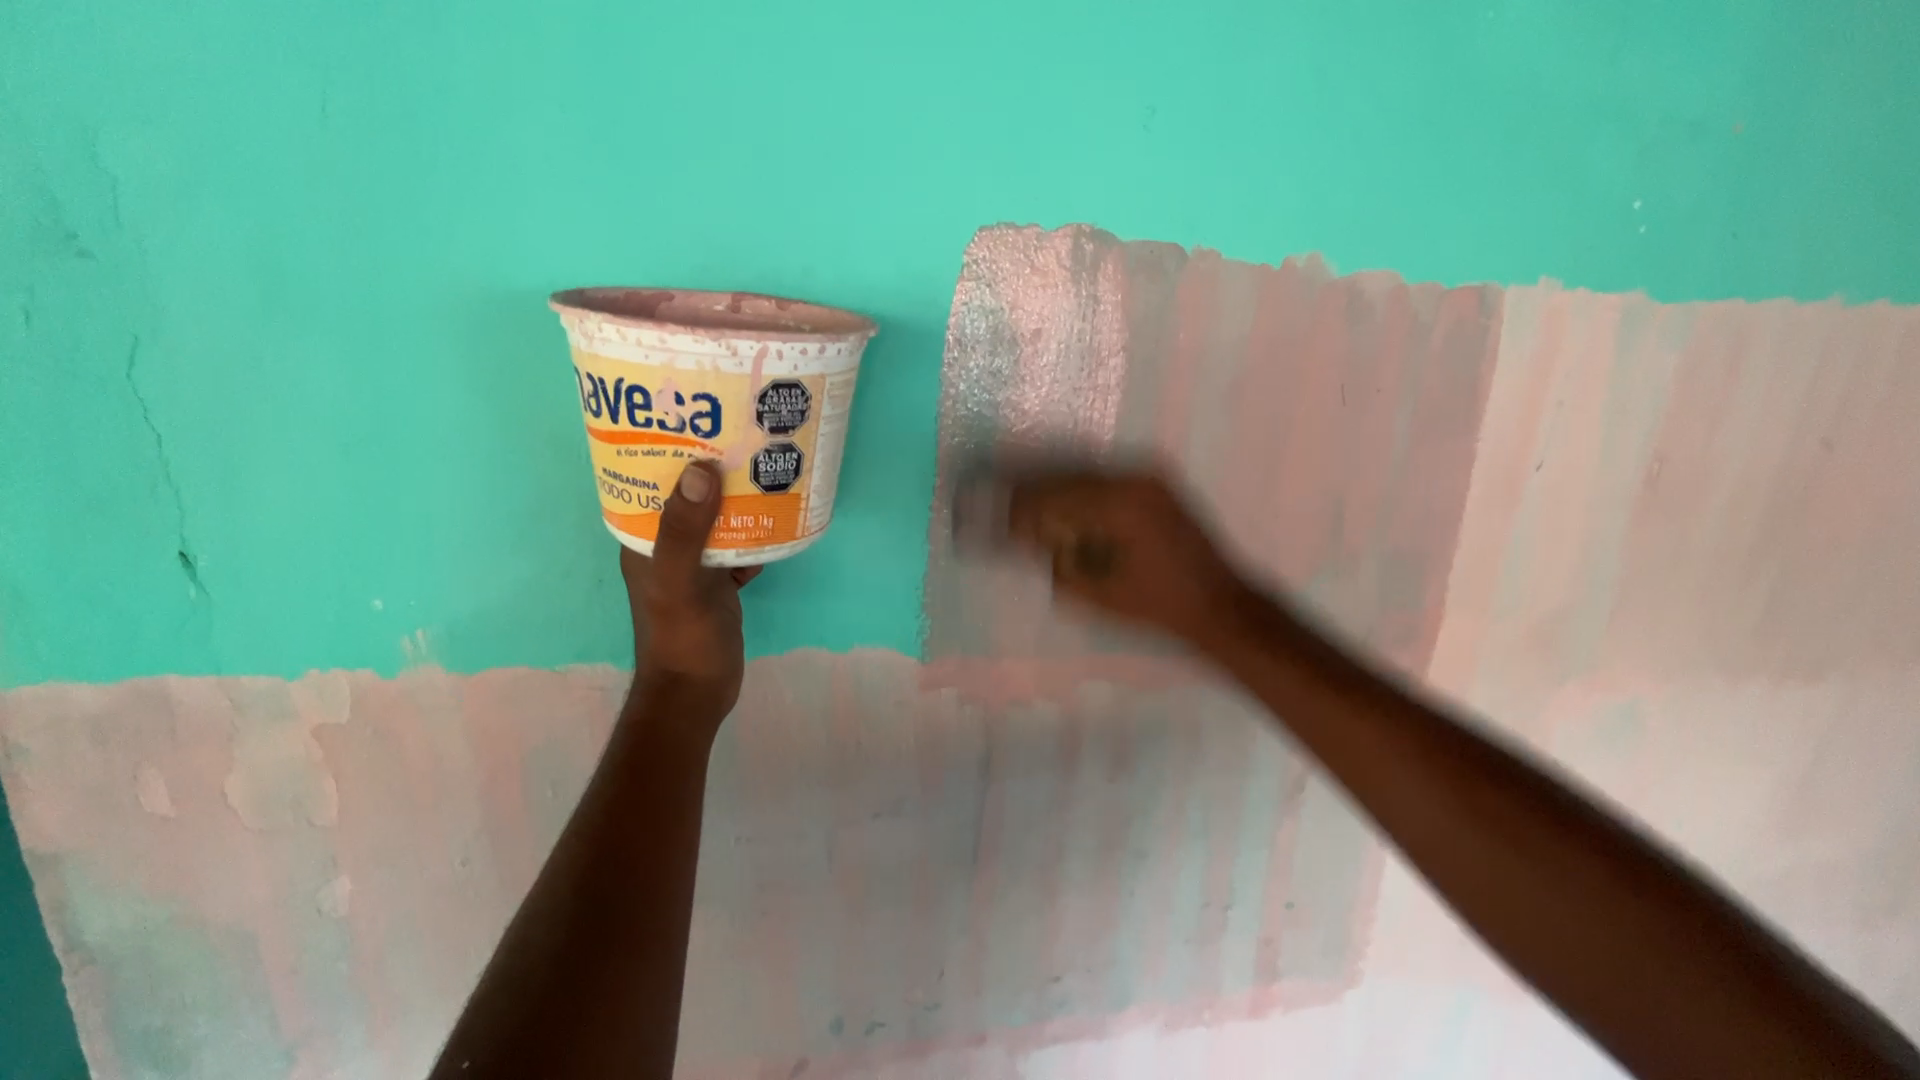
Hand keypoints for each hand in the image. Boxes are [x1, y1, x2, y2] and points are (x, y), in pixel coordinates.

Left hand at [621, 460, 760, 722]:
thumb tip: (700, 469)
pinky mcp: (719, 583)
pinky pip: (739, 547)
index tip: (699, 421)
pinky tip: (780, 520)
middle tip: (745, 436)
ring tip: (767, 467)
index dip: (669, 452)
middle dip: (713, 470)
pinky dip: (756, 534)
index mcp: (644, 539)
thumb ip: (685, 531)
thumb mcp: (680, 581)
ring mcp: (695, 565)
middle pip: (690, 497)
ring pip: (718, 520)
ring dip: (739, 500)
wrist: (698, 694)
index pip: (652, 484)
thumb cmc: (681, 638)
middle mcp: (667, 546)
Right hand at [978, 463, 1254, 650]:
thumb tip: (1013, 534)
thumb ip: (1051, 557)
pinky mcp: (1153, 481)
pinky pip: (1099, 476)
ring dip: (1039, 483)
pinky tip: (1045, 496)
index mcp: (1117, 504)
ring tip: (1002, 492)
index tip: (972, 514)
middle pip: (1058, 476)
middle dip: (1015, 489)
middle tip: (977, 495)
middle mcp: (1132, 477)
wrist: (1220, 603)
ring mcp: (1146, 474)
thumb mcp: (1092, 591)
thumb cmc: (1155, 608)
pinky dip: (1069, 485)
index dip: (1005, 508)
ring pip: (1077, 471)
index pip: (1045, 499)